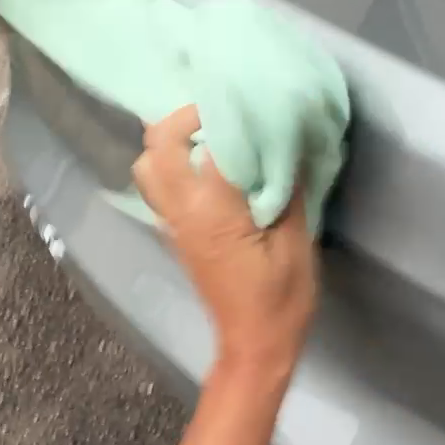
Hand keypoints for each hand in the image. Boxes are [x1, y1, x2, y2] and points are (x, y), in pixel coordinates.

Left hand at [133, 105, 317, 381]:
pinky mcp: (178, 235)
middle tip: (224, 114)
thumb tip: (288, 147)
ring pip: (149, 165)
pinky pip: (160, 187)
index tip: (252, 99)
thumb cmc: (281, 299)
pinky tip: (207, 169)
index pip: (208, 143)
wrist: (254, 344)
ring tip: (210, 139)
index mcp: (213, 211)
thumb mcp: (296, 246)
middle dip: (186, 118)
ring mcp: (175, 224)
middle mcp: (183, 210)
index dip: (228, 115)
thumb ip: (287, 193)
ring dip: (171, 143)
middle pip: (158, 144)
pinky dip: (173, 165)